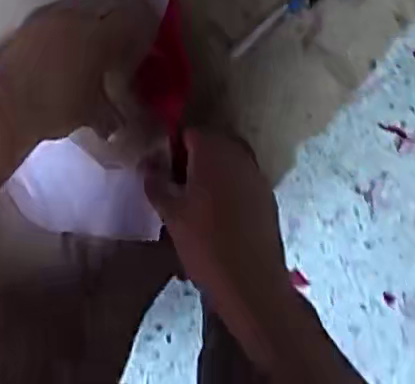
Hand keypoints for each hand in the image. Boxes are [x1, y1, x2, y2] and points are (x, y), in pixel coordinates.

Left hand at [0, 0, 156, 143]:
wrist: (5, 106)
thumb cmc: (56, 108)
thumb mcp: (89, 113)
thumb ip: (109, 115)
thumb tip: (118, 126)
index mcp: (102, 36)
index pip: (128, 19)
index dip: (134, 30)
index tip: (134, 45)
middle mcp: (81, 18)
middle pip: (106, 8)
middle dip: (111, 22)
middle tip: (112, 43)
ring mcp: (54, 16)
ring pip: (81, 7)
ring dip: (87, 19)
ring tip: (86, 41)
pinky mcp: (32, 22)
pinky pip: (58, 14)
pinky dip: (64, 24)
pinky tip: (61, 43)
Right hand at [144, 130, 293, 334]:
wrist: (251, 281)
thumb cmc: (205, 243)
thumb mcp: (171, 214)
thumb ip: (156, 183)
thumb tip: (148, 165)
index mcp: (212, 149)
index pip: (189, 133)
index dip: (173, 150)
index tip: (163, 172)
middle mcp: (237, 152)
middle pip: (211, 145)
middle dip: (193, 161)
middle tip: (178, 189)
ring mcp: (256, 172)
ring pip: (228, 163)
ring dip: (212, 175)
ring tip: (197, 205)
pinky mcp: (267, 194)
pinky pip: (242, 181)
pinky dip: (230, 189)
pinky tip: (220, 217)